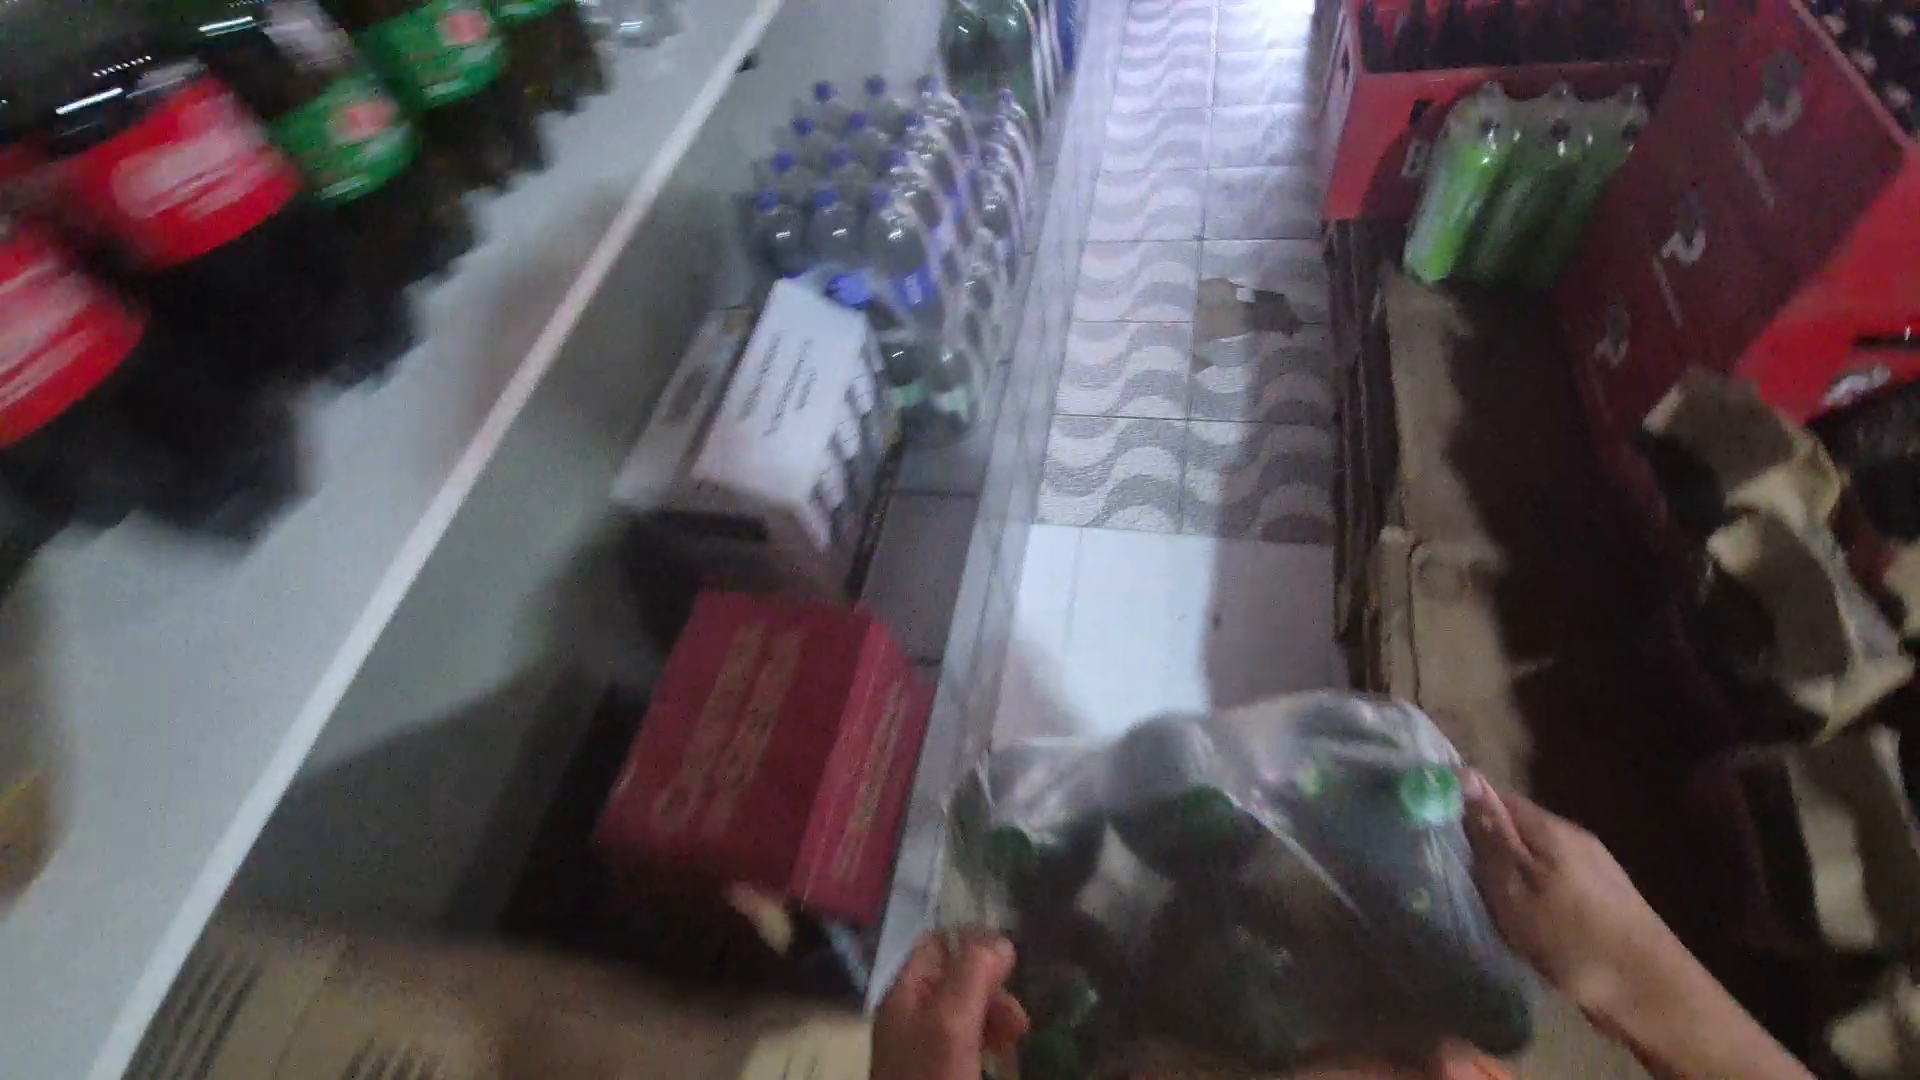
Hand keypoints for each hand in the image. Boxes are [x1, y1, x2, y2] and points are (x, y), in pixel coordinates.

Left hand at [872, 929, 1030, 1079]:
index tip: (1012, 963)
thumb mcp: (950, 1025)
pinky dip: (992, 1043)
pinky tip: (1006, 1058)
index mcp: (904, 996)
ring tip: (1019, 1038)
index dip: (974, 944)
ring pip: (967, 1013)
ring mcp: (926, 1054)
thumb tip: (1001, 940)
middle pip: (957, 978)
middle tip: (1018, 1019)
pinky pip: (970, 1046)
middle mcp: (911, 1019)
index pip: (938, 944)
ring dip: (997, 1016)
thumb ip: (972, 974)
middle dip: (993, 987)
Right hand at [1461, 772, 1815, 1079]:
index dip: (1458, 803)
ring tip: (1479, 888)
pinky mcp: (1604, 896)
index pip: (1492, 794)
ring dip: (1504, 862)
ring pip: (1532, 850)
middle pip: (1513, 823)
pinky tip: (1519, 908)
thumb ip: (1490, 833)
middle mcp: (1574, 837)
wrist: (1659, 1002)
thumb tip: (1465, 775)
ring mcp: (1594, 866)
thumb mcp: (1515, 887)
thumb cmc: (1574, 941)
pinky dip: (1528, 883)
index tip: (1430, 821)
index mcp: (1550, 828)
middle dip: (1480, 836)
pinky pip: (1550, 874)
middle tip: (1449, 862)